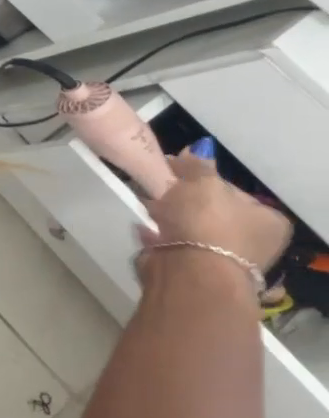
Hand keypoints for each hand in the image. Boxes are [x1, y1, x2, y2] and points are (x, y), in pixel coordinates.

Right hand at [142, 154, 292, 271]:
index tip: (171, 173)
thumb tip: (200, 148)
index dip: (199, 179)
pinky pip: (178, 240)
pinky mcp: (200, 265)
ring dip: (169, 215)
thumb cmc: (205, 222)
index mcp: (268, 220)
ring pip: (192, 224)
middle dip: (181, 198)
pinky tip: (148, 227)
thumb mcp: (201, 183)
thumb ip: (198, 165)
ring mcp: (228, 255)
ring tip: (148, 207)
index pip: (231, 190)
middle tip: (156, 189)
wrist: (190, 269)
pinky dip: (162, 232)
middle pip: (211, 208)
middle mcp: (256, 239)